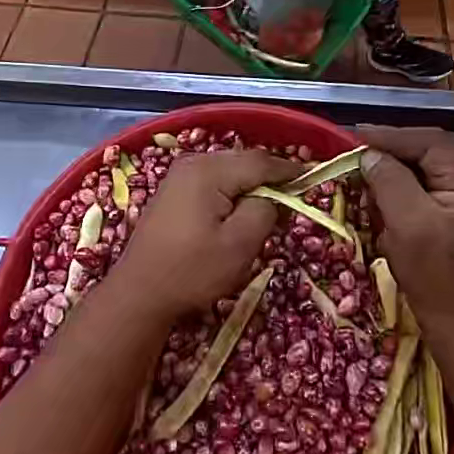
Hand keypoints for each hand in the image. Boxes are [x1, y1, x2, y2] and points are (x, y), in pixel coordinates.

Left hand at [107, 149, 302, 319]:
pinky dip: (231, 191)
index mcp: (209, 171)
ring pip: (228, 170)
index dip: (290, 170)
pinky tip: (239, 209)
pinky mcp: (173, 192)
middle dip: (270, 176)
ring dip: (250, 184)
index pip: (260, 162)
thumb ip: (264, 211)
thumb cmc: (192, 271)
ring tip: (272, 204)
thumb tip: (275, 196)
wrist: (139, 293)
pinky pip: (212, 181)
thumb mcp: (239, 244)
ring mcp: (179, 176)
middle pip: (243, 161)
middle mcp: (192, 163)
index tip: (314, 178)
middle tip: (296, 195)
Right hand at [357, 126, 453, 320]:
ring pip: (428, 165)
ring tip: (365, 168)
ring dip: (396, 166)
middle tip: (355, 151)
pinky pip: (431, 182)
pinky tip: (383, 188)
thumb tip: (370, 155)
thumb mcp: (408, 223)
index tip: (354, 136)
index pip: (429, 143)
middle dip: (391, 150)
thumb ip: (390, 181)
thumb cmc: (433, 272)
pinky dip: (405, 182)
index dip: (389, 137)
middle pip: (430, 150)